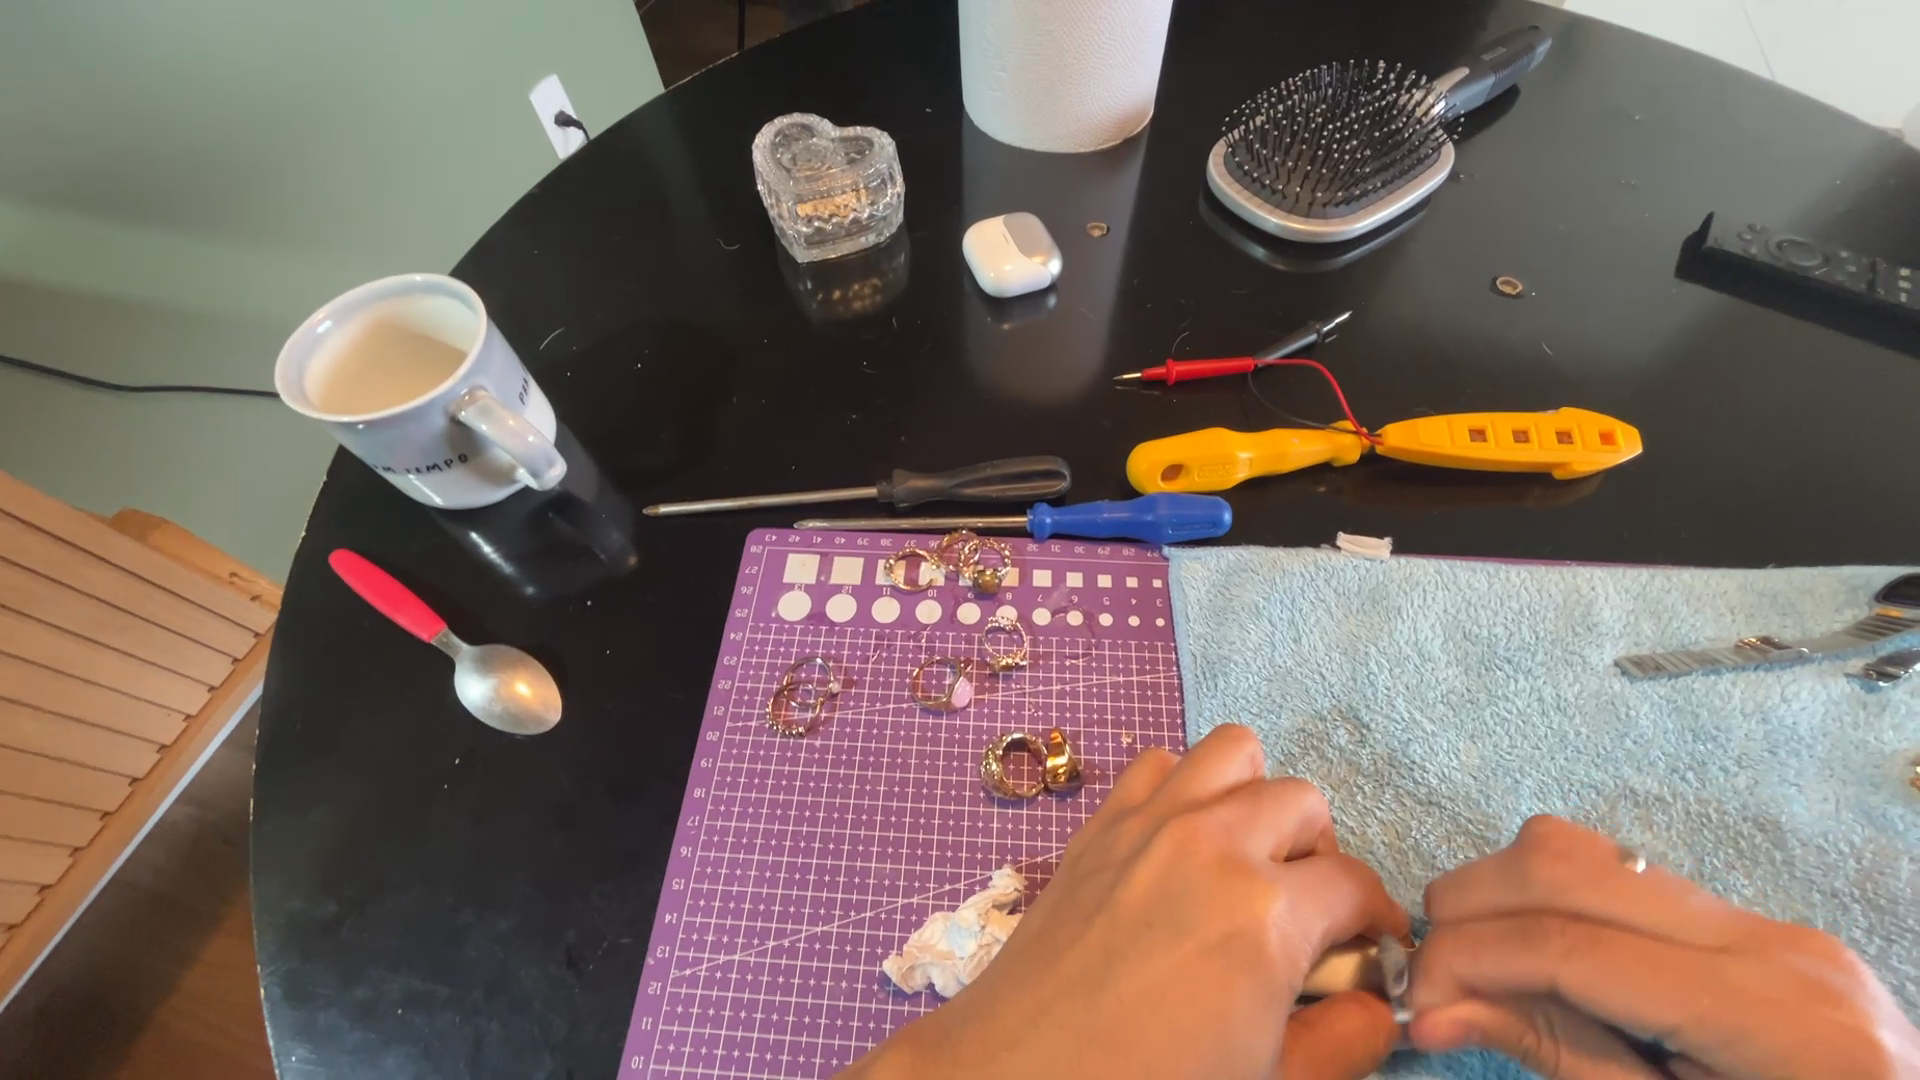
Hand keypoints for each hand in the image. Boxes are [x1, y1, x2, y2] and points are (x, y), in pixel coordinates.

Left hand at [847, 725, 1409, 1079]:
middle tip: (1301, 900)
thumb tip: (1379, 1003)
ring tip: (1244, 850)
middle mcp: (1214, 839)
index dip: (1376, 916)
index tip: (1370, 942)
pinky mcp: (1103, 817)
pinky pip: (1156, 762)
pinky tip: (1178, 837)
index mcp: (1267, 910)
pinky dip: (1182, 784)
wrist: (1027, 1067)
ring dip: (1253, 792)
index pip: (1355, 883)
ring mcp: (1152, 816)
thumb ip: (1342, 1039)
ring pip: (1232, 750)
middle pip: (1300, 799)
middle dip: (1317, 849)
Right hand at [1409, 816, 1919, 1078]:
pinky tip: (1538, 946)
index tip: (1413, 995)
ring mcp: (1758, 919)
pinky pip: (1603, 867)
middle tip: (1432, 968)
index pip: (1568, 948)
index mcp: (1776, 1021)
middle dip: (1466, 907)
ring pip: (1571, 846)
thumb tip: (1427, 1013)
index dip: (1467, 959)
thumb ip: (1550, 1053)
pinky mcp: (1739, 916)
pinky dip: (1539, 894)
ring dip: (1495, 891)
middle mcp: (1769, 943)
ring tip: (1479, 954)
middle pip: (1558, 865)